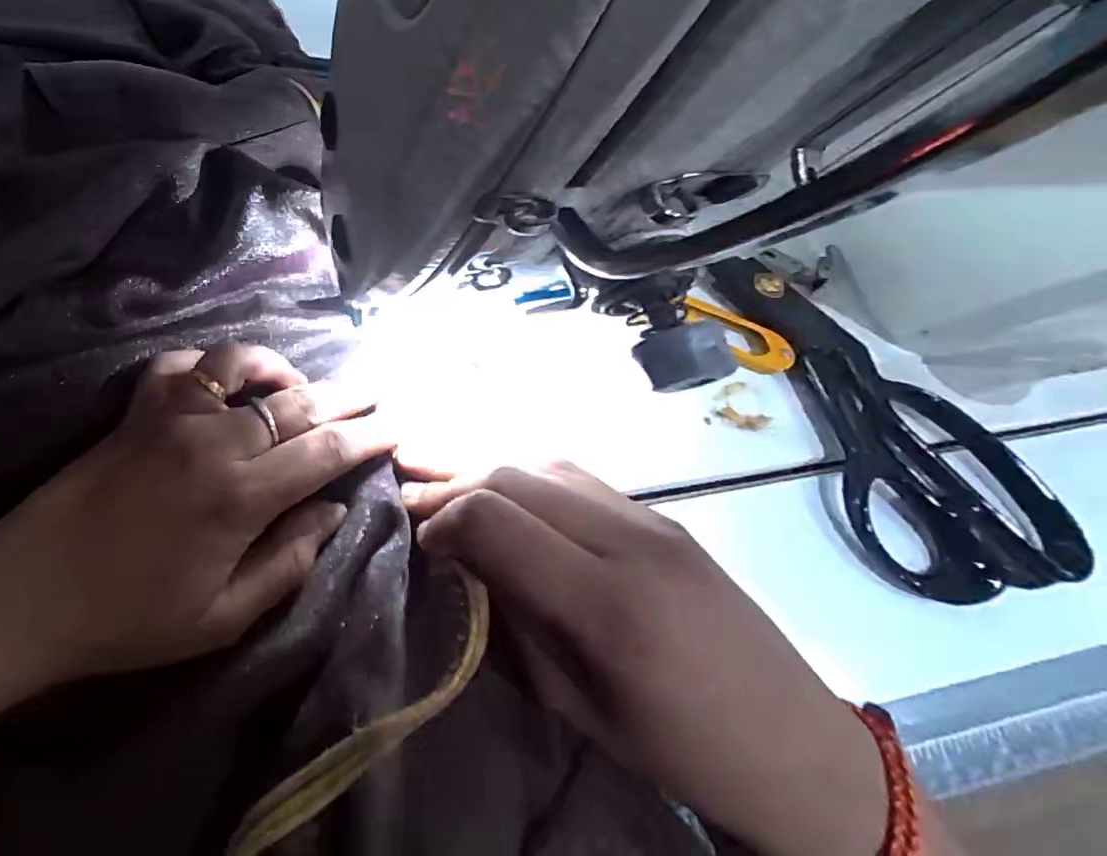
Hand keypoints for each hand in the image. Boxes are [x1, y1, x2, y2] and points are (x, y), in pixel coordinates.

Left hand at [0, 344, 393, 680]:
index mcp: (239, 496)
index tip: (394, 425)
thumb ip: (286, 561)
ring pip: (234, 365)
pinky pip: (174, 366)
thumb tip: (333, 513)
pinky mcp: (132, 413)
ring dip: (275, 366)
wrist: (36, 588)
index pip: (321, 450)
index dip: (366, 435)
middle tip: (371, 391)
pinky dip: (203, 363)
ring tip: (297, 382)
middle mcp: (209, 440)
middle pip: (290, 403)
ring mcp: (166, 417)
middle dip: (340, 395)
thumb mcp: (222, 618)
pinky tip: (218, 378)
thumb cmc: (131, 616)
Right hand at [404, 462, 887, 855]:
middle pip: (509, 477)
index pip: (492, 517)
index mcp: (606, 605)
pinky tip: (503, 490)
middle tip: (413, 502)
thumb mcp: (568, 698)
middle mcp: (630, 543)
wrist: (801, 752)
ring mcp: (653, 521)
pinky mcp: (664, 517)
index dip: (441, 519)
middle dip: (449, 485)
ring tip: (444, 482)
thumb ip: (508, 615)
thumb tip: (456, 556)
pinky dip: (524, 475)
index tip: (423, 543)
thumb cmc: (673, 744)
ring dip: (483, 471)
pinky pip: (575, 476)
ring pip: (540, 464)